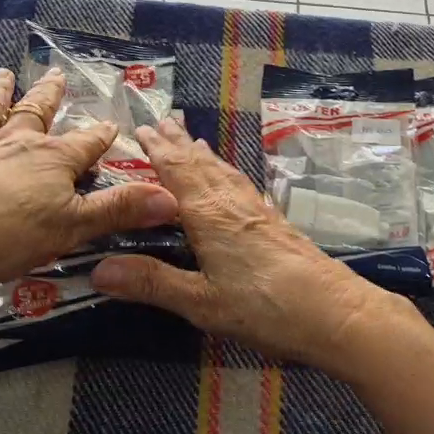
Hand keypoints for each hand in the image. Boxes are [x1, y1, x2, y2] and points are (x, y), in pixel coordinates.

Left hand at [0, 66, 179, 293]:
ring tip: (4, 74)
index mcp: (52, 160)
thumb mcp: (73, 227)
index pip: (86, 143)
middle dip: (50, 96)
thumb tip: (172, 198)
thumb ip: (119, 210)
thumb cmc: (8, 234)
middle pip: (36, 113)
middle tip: (57, 75)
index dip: (101, 135)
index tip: (111, 124)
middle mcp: (15, 144)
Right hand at [89, 118, 413, 373]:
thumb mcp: (201, 302)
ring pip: (225, 173)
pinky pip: (242, 186)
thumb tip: (97, 269)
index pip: (176, 172)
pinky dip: (227, 174)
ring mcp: (258, 212)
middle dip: (179, 144)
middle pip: (201, 165)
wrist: (336, 312)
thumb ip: (152, 283)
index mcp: (209, 215)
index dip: (157, 150)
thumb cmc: (264, 308)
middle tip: (162, 121)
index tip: (141, 128)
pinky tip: (232, 181)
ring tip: (191, 140)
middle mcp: (233, 204)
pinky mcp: (276, 224)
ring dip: (203, 155)